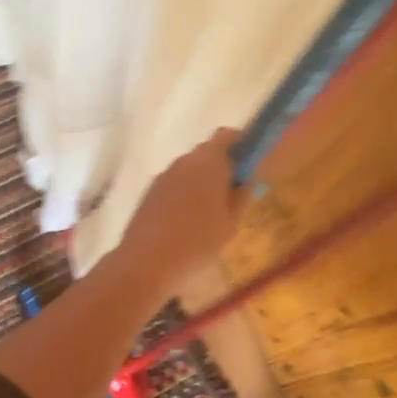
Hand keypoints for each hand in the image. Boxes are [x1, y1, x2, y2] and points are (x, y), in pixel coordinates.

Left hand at [115, 128, 243, 290]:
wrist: (147, 261)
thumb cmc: (198, 242)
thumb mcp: (231, 222)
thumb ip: (241, 194)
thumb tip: (246, 177)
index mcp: (208, 162)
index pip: (226, 136)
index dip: (240, 144)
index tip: (249, 164)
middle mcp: (184, 161)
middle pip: (207, 152)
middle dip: (222, 166)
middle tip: (234, 194)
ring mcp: (164, 175)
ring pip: (189, 169)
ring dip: (202, 181)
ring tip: (211, 213)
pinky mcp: (150, 192)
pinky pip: (175, 183)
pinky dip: (185, 193)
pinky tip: (188, 222)